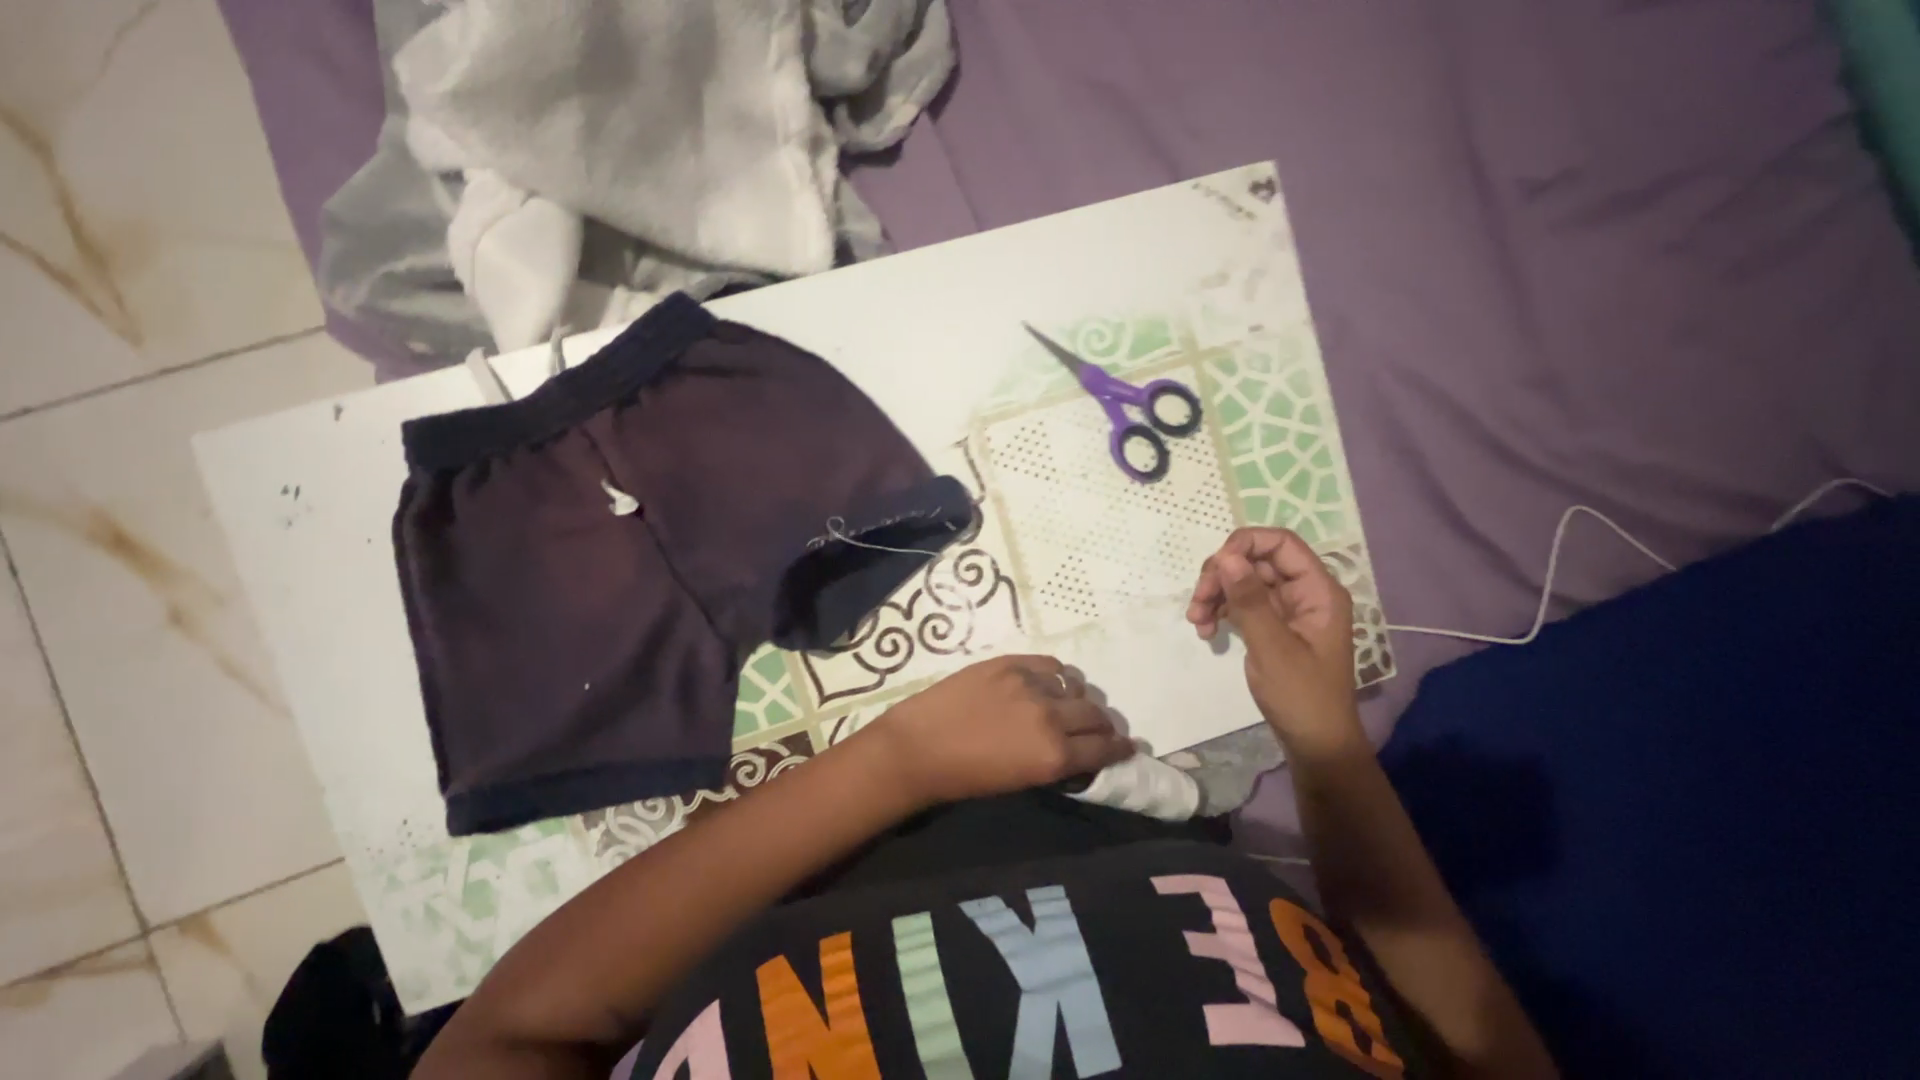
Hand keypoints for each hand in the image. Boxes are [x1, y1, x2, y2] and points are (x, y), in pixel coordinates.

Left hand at [862, 655, 1134, 808]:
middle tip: (1098, 726)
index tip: (1126, 745)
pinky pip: (1050, 665)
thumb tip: (1077, 748)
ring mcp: (1029, 685)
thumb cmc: (966, 778)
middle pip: (1095, 714)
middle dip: (1102, 723)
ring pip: (1075, 685)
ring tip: (1068, 702)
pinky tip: (1047, 683)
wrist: (919, 749)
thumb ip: (1055, 762)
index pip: (1104, 747)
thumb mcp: (1022, 781)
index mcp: (1054, 756)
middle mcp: (1050, 718)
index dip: (1120, 747)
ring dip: (1078, 697)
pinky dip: (1055, 676)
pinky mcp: (1009, 663)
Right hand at [1187, 528, 1359, 740]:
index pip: (1281, 543)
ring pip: (1244, 583)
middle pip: (1256, 561)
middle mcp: (1304, 594)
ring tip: (1196, 621)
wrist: (1315, 743)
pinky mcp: (1272, 628)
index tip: (1214, 569)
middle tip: (1198, 602)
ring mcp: (1287, 611)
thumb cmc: (1302, 696)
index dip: (1245, 545)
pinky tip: (1206, 631)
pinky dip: (1221, 612)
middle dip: (1222, 575)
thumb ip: (1249, 600)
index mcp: (1317, 591)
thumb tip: (1225, 557)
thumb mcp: (1273, 647)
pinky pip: (1242, 605)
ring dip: (1216, 594)